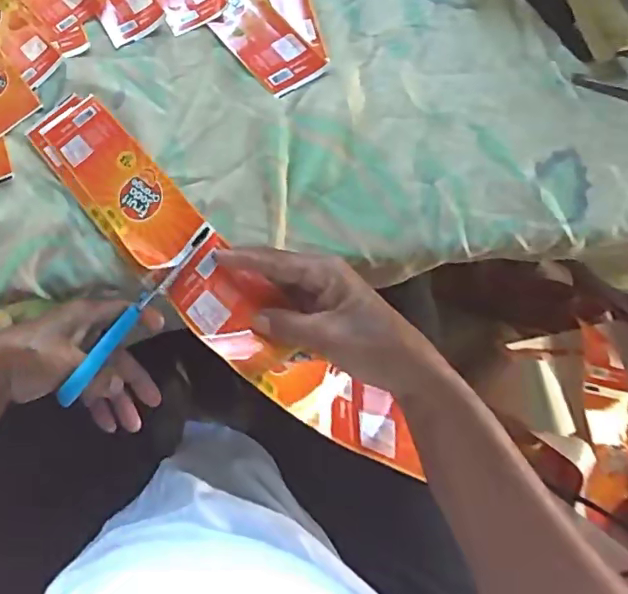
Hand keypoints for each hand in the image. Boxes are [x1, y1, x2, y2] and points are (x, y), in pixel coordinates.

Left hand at [0, 299, 163, 433]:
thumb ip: (98, 374)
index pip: (119, 311)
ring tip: (131, 426)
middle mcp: (82, 331)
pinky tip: (106, 424)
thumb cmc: (33, 355)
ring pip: (103, 373)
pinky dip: (97, 403)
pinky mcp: (62, 370)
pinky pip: (88, 385)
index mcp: (84, 317)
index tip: (160, 326)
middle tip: (153, 403)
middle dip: (133, 379)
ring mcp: (72, 351)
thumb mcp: (69, 363)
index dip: (139, 317)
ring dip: (116, 399)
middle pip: (115, 353)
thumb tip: (119, 386)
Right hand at [215, 247, 450, 397]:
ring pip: (280, 285)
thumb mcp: (329, 338)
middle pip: (275, 268)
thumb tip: (252, 317)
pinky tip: (253, 314)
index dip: (244, 258)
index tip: (215, 255)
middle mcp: (320, 274)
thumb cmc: (374, 348)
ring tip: (225, 289)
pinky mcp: (323, 310)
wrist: (414, 373)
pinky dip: (271, 307)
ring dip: (256, 289)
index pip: (276, 261)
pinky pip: (289, 303)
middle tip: (213, 270)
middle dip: (246, 269)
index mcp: (323, 271)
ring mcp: (322, 292)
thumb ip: (288, 325)